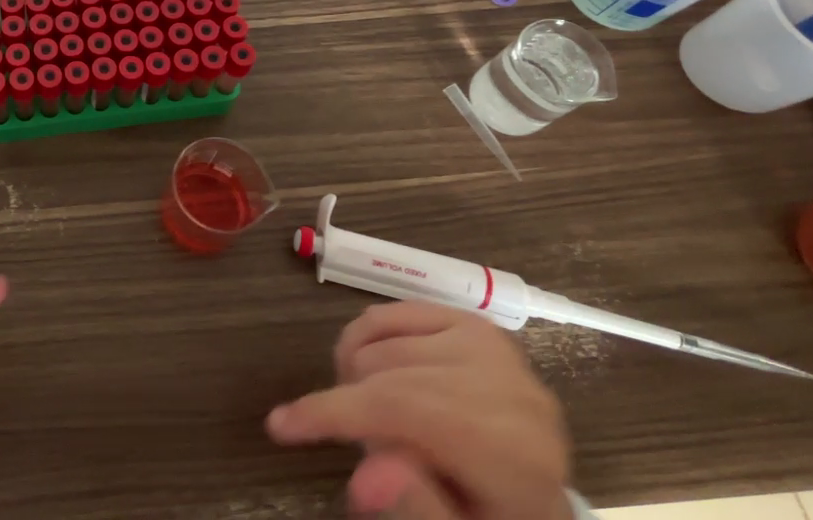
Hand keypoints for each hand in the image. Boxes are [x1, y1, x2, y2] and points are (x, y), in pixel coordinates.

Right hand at [266, 302, 572, 519]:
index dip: (336, 412)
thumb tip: (366, 479)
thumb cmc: (483, 518)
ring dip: (357, 375)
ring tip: (375, 416)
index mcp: (513, 454)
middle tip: (357, 444)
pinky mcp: (475, 325)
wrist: (532, 505)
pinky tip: (374, 372)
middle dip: (349, 405)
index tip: (280, 426)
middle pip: (387, 375)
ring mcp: (492, 348)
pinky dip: (364, 338)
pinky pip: (389, 314)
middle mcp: (510, 388)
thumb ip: (416, 508)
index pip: (405, 410)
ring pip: (380, 341)